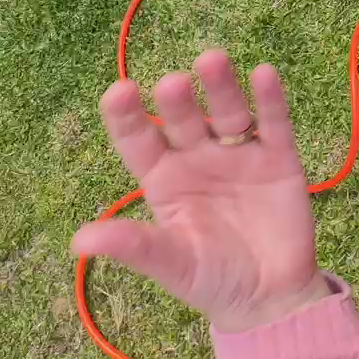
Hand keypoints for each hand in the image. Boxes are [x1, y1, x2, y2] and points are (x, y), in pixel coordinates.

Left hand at [72, 49, 330, 332]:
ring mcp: (240, 153)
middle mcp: (198, 157)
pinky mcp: (279, 157)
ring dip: (220, 87)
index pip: (138, 141)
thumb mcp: (172, 266)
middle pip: (184, 119)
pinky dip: (269, 99)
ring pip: (227, 111)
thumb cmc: (213, 280)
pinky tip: (263, 74)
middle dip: (177, 101)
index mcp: (164, 180)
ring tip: (211, 61)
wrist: (272, 297)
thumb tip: (79, 240)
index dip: (127, 116)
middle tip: (172, 84)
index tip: (119, 91)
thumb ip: (136, 248)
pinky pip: (273, 123)